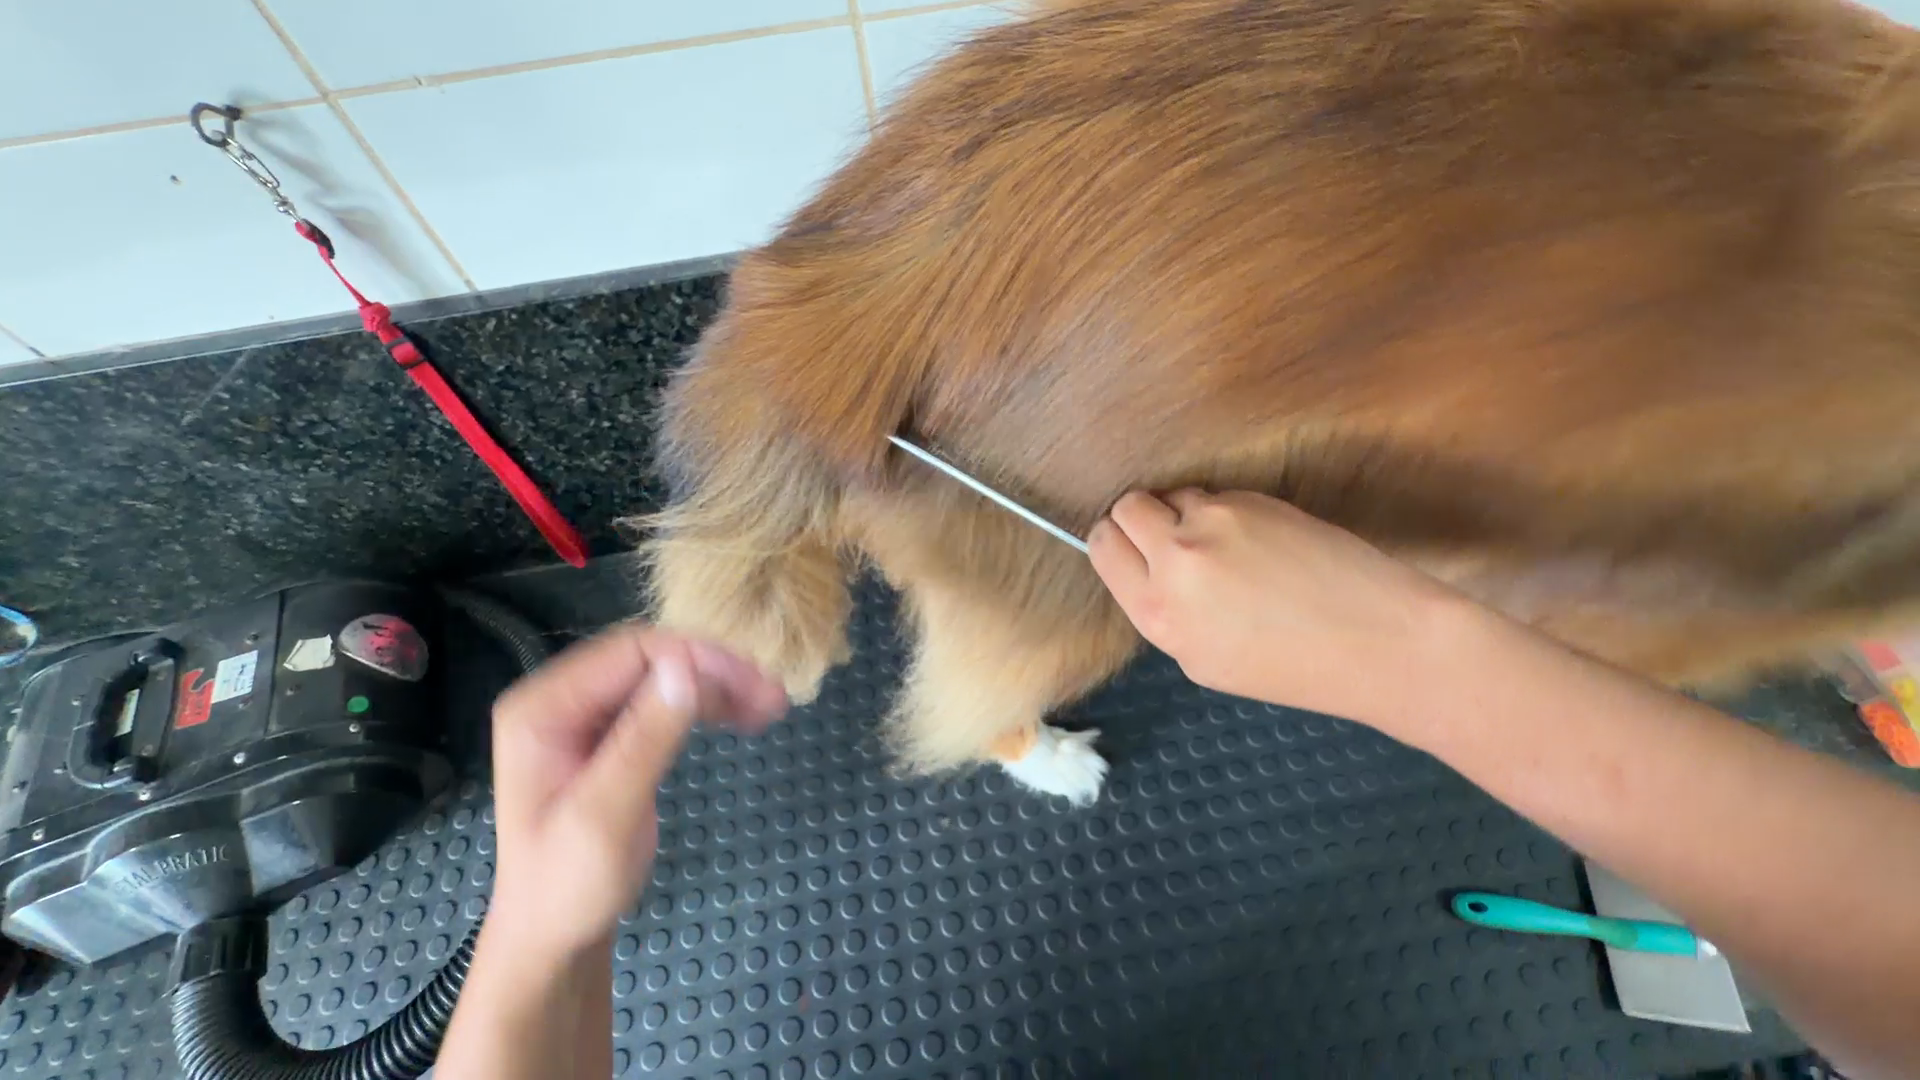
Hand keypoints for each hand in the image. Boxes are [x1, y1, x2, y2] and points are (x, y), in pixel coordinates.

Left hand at [486, 624, 786, 958]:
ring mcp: (585, 716)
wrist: (552, 938)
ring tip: (770, 707)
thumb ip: (645, 740)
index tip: (753, 683)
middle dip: (715, 672)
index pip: (631, 652)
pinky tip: (744, 716)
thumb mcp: (606, 815)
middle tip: (773, 696)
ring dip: (718, 687)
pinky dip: (706, 706)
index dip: (697, 658)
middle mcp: (561, 699)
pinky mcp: (610, 734)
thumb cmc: (568, 886)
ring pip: (664, 677)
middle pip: (651, 659)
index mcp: (543, 708)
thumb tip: (688, 668)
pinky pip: (664, 702)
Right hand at [1088, 489, 1462, 729]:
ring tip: (1227, 544)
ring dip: (1186, 511)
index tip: (1133, 546)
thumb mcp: (1201, 660)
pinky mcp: (1253, 500)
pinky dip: (1226, 510)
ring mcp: (1214, 524)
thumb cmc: (1292, 666)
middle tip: (1172, 536)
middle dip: (1142, 517)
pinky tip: (1261, 540)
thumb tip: (1149, 567)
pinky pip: (1216, 494)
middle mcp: (1175, 562)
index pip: (1102, 545)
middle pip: (1126, 507)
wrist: (1375, 640)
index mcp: (1157, 613)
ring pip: (1172, 493)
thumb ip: (1163, 609)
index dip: (1114, 541)